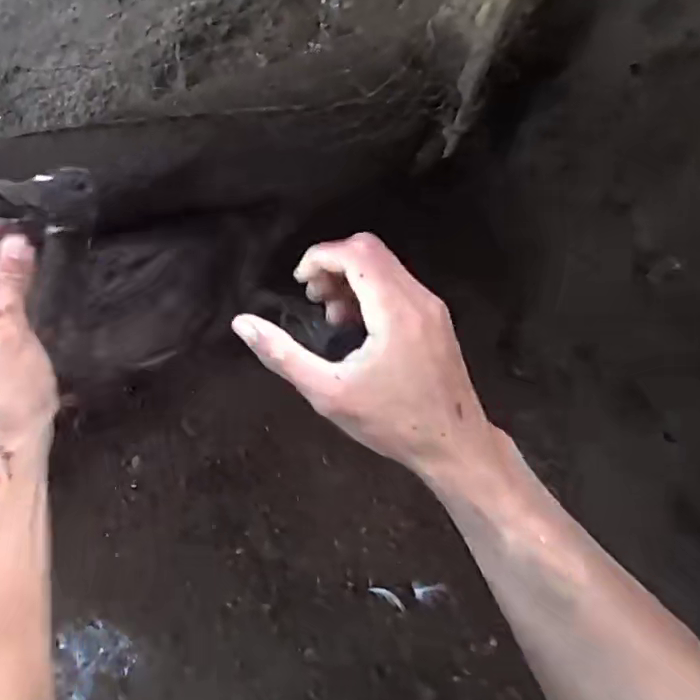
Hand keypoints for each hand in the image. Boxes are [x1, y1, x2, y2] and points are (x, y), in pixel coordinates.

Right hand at [231, 232, 491, 478]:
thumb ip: (281, 354)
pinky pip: (394, 282)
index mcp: (395, 311)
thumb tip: (241, 323)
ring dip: (347, 276)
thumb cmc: (392, 423)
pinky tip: (353, 325)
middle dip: (331, 263)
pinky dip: (366, 288)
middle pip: (369, 249)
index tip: (300, 285)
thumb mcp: (327, 393)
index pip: (355, 253)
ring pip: (382, 264)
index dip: (319, 257)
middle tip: (313, 298)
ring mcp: (431, 307)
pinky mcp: (434, 318)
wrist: (458, 450)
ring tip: (330, 315)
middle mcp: (418, 299)